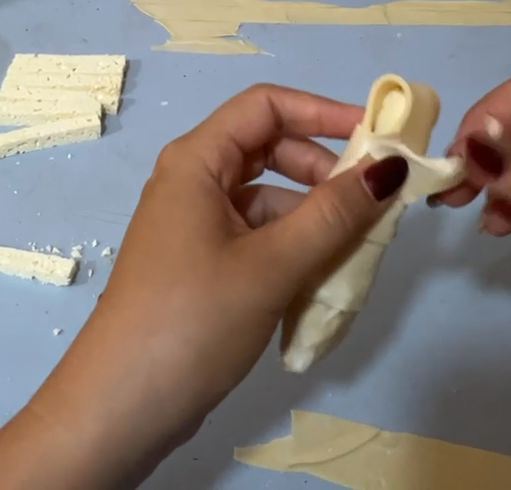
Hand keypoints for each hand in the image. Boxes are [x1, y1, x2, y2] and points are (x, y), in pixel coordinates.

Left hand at [0, 85, 408, 489]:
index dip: (323, 110)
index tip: (378, 134)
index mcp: (198, 158)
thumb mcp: (271, 264)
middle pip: (271, 149)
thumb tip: (388, 166)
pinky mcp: (204, 260)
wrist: (122, 404)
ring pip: (269, 197)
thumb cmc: (193, 318)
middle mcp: (195, 178)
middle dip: (324, 170)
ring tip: (360, 250)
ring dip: (314, 217)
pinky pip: (259, 234)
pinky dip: (294, 248)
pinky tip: (325, 281)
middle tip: (375, 201)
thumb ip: (333, 214)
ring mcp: (197, 221)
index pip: (266, 105)